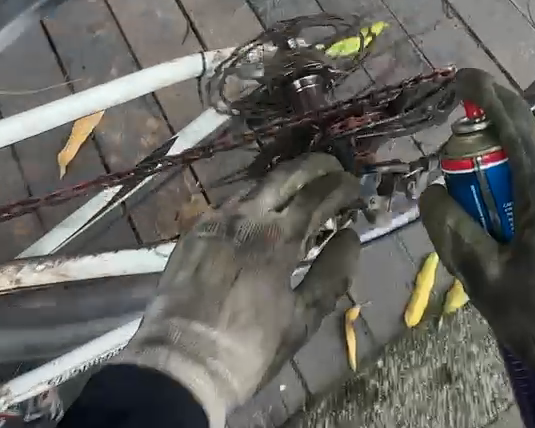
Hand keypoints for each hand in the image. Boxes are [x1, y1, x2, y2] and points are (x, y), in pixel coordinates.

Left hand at [114, 154, 360, 426]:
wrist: (179, 367)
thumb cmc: (249, 348)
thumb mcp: (302, 319)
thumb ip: (332, 273)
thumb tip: (352, 237)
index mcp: (279, 236)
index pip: (318, 195)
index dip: (340, 186)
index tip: (355, 185)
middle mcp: (248, 215)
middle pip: (288, 174)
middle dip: (315, 167)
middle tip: (333, 169)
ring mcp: (217, 219)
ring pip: (257, 184)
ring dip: (284, 181)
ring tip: (300, 189)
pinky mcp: (194, 230)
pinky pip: (231, 203)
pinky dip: (255, 200)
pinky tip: (259, 213)